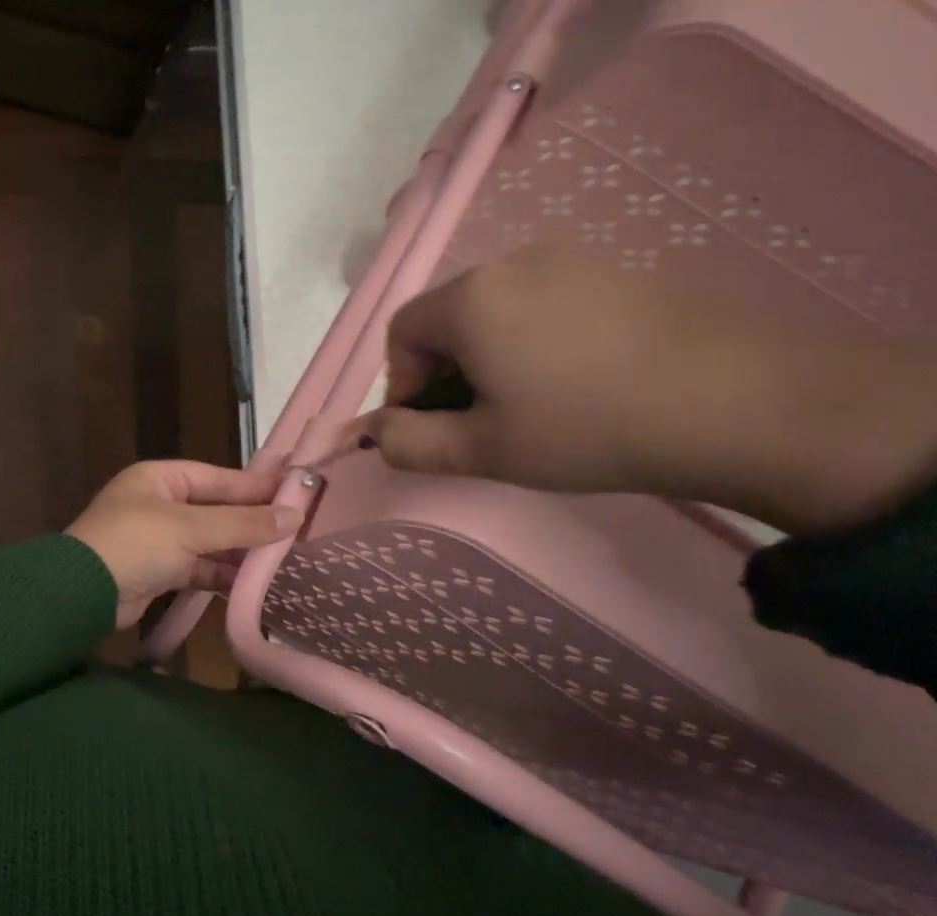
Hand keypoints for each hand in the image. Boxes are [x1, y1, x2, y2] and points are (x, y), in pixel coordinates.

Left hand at [66, 461, 305, 628]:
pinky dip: (222, 575)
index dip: (255, 487)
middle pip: (215, 510)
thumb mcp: (190, 527)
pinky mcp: (158, 572)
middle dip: (251, 523)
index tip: (297, 495)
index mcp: (158, 479)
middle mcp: (158, 505)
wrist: (83, 592)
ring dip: (241, 552)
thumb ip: (242, 523)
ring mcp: (157, 540)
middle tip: (299, 531)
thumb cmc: (135, 544)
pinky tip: (254, 583)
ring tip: (286, 559)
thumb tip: (294, 516)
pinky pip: (199, 568)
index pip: (216, 477)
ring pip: (209, 542)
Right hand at [362, 247, 936, 534]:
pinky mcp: (620, 275)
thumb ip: (406, 443)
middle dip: (444, 372)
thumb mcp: (479, 451)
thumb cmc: (585, 427)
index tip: (430, 426)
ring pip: (498, 313)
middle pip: (448, 318)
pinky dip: (537, 344)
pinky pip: (547, 307)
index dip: (399, 384)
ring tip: (528, 408)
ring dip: (490, 359)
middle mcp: (515, 264)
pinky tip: (575, 386)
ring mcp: (574, 263)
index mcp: (471, 298)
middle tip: (477, 424)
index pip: (400, 332)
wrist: (740, 404)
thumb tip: (375, 431)